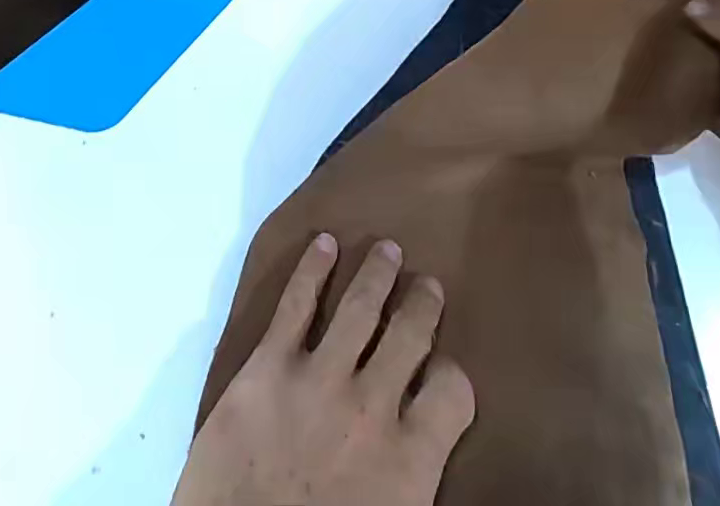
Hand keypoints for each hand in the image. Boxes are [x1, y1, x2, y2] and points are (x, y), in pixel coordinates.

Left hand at [171, 234, 474, 505]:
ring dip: (377, 273)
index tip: (442, 370)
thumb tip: (424, 445)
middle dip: (421, 304)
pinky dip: (312, 270)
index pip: (452, 392)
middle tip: (425, 282)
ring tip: (386, 250)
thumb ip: (415, 475)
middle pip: (410, 334)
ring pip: (360, 308)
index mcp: (409, 459)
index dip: (450, 377)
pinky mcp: (267, 369)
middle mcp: (371, 406)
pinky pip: (296, 306)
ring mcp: (317, 379)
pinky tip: (323, 245)